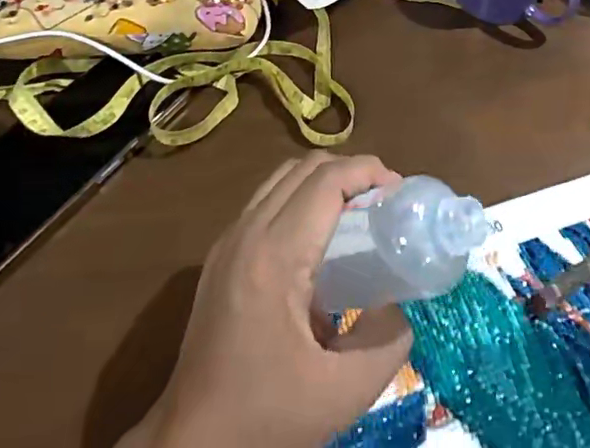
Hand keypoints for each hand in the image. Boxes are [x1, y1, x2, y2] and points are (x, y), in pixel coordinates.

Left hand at [121, 152, 412, 447]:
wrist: (189, 442)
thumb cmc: (265, 416)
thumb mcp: (343, 393)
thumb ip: (387, 341)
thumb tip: (400, 305)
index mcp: (274, 257)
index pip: (325, 182)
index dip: (366, 171)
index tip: (399, 190)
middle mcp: (246, 234)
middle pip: (303, 169)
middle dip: (349, 170)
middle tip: (384, 199)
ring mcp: (227, 242)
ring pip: (281, 180)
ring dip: (323, 182)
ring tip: (358, 210)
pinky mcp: (219, 257)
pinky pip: (265, 203)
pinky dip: (299, 200)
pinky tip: (320, 240)